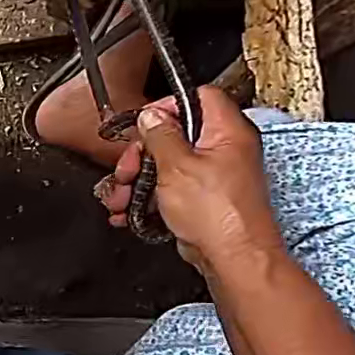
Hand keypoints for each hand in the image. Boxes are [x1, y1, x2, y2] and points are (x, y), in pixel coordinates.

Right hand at [98, 86, 285, 276]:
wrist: (232, 257)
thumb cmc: (219, 215)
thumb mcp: (177, 166)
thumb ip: (161, 136)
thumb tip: (151, 116)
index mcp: (226, 132)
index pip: (199, 98)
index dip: (168, 106)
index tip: (145, 125)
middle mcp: (222, 150)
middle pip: (172, 135)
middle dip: (141, 154)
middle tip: (128, 169)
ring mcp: (211, 175)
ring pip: (164, 165)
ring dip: (136, 180)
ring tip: (122, 197)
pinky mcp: (200, 199)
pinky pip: (166, 189)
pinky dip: (145, 197)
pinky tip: (129, 210)